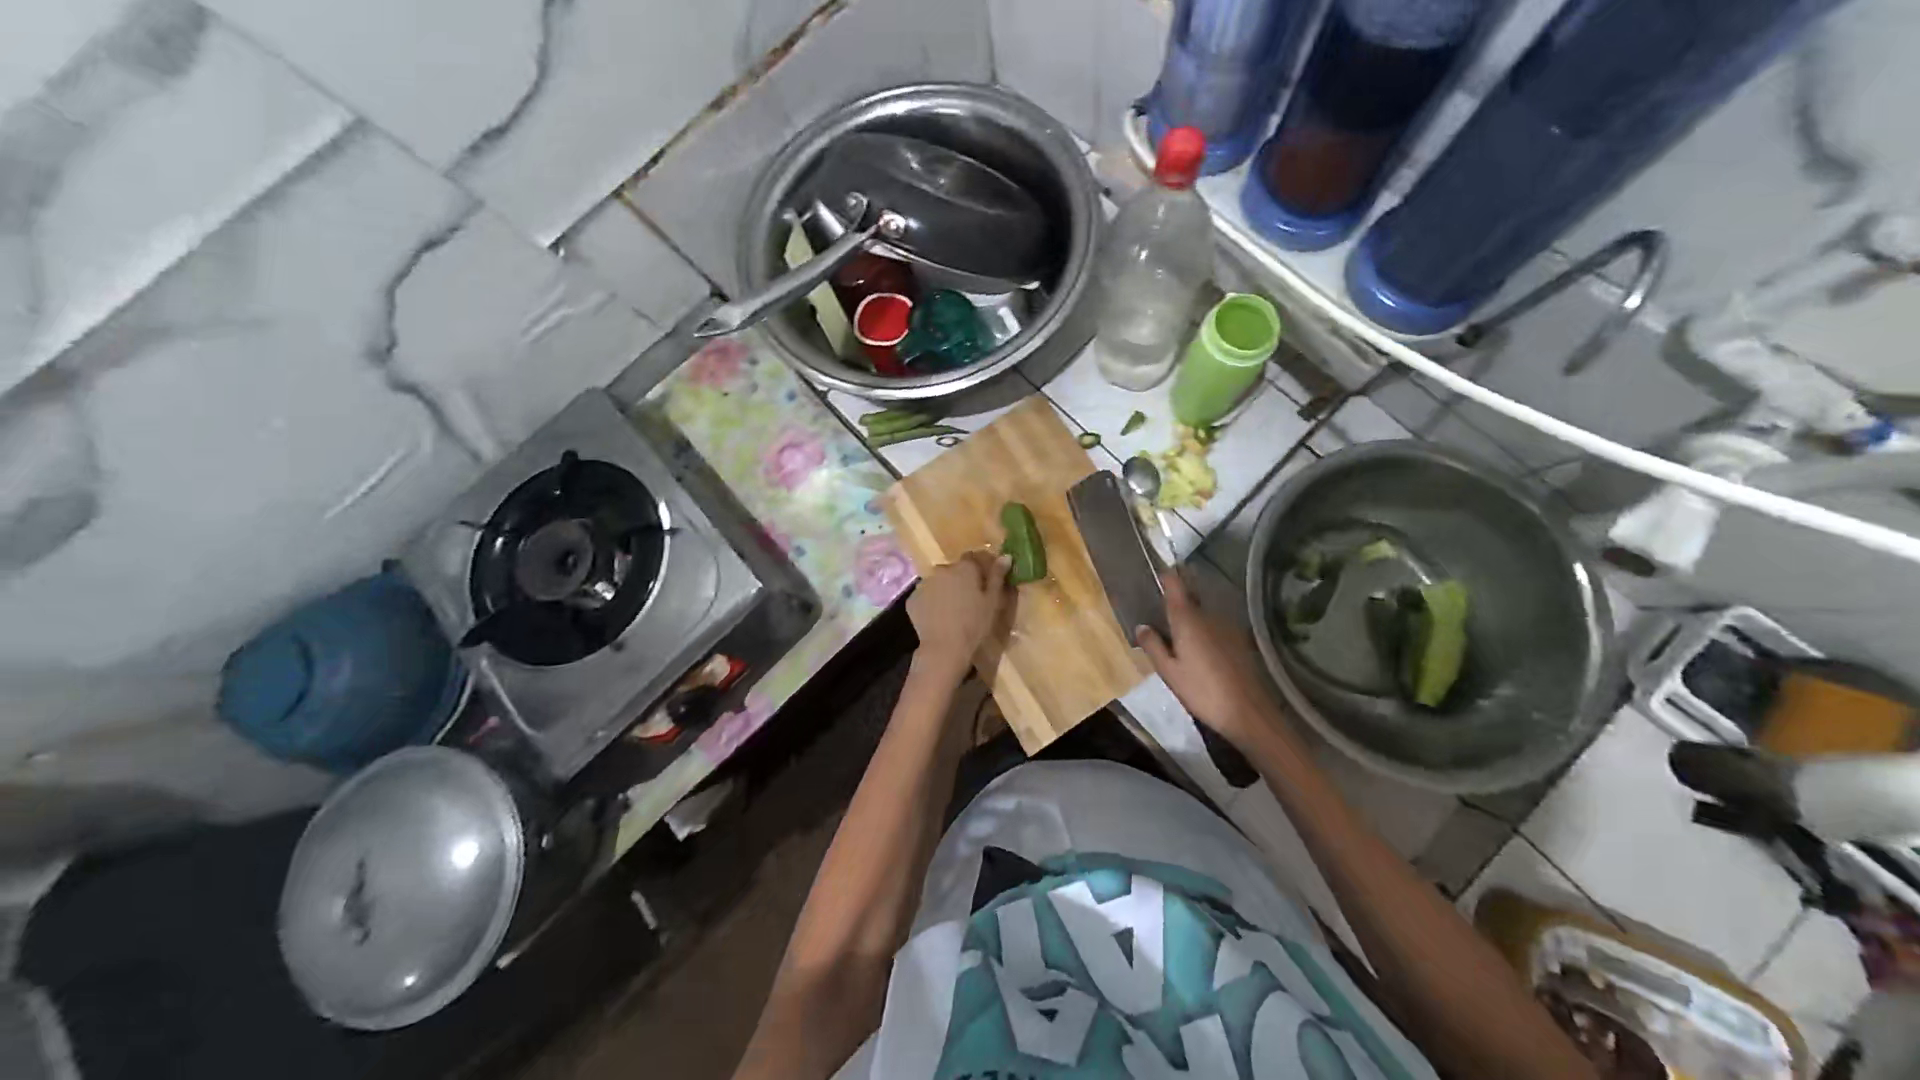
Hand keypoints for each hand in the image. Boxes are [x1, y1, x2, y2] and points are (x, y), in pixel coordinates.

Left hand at [907, 551, 1012, 671]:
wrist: (944, 648)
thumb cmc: (974, 624)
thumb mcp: (993, 601)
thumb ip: (998, 576)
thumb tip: (1005, 556)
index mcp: (964, 567)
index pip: (973, 557)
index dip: (979, 568)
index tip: (984, 582)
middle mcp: (942, 569)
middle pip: (954, 569)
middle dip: (961, 579)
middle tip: (969, 598)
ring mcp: (924, 583)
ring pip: (938, 581)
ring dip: (945, 589)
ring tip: (952, 609)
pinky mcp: (913, 599)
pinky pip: (926, 595)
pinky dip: (931, 601)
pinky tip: (938, 616)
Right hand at [1135, 570, 1279, 748]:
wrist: (1248, 711)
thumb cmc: (1202, 691)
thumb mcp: (1169, 672)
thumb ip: (1153, 645)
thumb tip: (1142, 626)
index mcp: (1188, 619)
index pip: (1175, 584)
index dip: (1165, 575)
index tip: (1154, 574)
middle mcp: (1208, 614)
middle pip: (1192, 592)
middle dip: (1178, 592)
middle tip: (1161, 602)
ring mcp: (1227, 625)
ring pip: (1204, 608)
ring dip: (1192, 609)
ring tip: (1177, 625)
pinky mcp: (1239, 638)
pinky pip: (1215, 622)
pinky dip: (1204, 624)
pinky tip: (1198, 643)